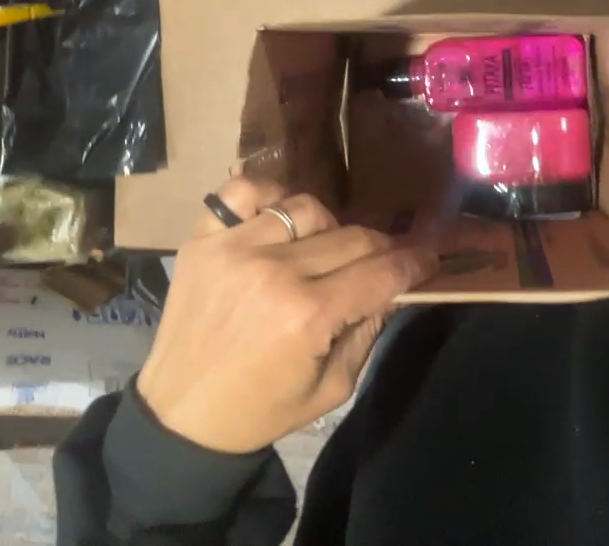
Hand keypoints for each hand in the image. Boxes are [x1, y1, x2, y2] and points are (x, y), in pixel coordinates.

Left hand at [135, 178, 437, 453]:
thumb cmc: (260, 409)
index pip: (381, 272)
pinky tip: (275, 221)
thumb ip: (368, 330)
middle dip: (380, 249)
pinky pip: (244, 191)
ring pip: (307, 208)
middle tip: (383, 261)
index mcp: (308, 316)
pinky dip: (267, 197)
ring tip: (321, 251)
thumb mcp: (332, 387)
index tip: (429, 258)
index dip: (414, 263)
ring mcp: (234, 248)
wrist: (180, 416)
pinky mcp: (202, 238)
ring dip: (327, 228)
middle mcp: (274, 272)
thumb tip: (394, 286)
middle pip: (352, 237)